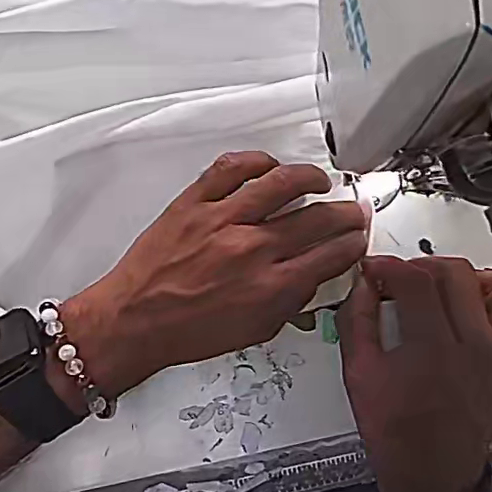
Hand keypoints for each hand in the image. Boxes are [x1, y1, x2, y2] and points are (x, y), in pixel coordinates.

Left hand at [59, 151, 367, 395]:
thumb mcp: (253, 331)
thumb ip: (290, 303)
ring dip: (311, 178)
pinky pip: (232, 168)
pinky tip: (269, 167)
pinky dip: (257, 161)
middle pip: (316, 218)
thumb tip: (313, 279)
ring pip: (281, 183)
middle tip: (350, 210)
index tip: (357, 238)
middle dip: (345, 213)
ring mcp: (222, 220)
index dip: (353, 244)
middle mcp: (251, 249)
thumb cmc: (185, 331)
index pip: (330, 255)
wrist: (134, 321)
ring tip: (319, 180)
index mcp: (270, 286)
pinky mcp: (194, 202)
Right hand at [338, 256, 491, 491]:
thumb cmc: (398, 437)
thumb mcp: (358, 375)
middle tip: (402, 282)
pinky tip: (484, 319)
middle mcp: (474, 347)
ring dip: (474, 281)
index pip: (415, 279)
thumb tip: (361, 289)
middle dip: (422, 268)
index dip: (388, 267)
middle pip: (457, 273)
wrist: (432, 476)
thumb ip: (357, 323)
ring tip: (448, 292)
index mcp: (431, 348)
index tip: (376, 272)